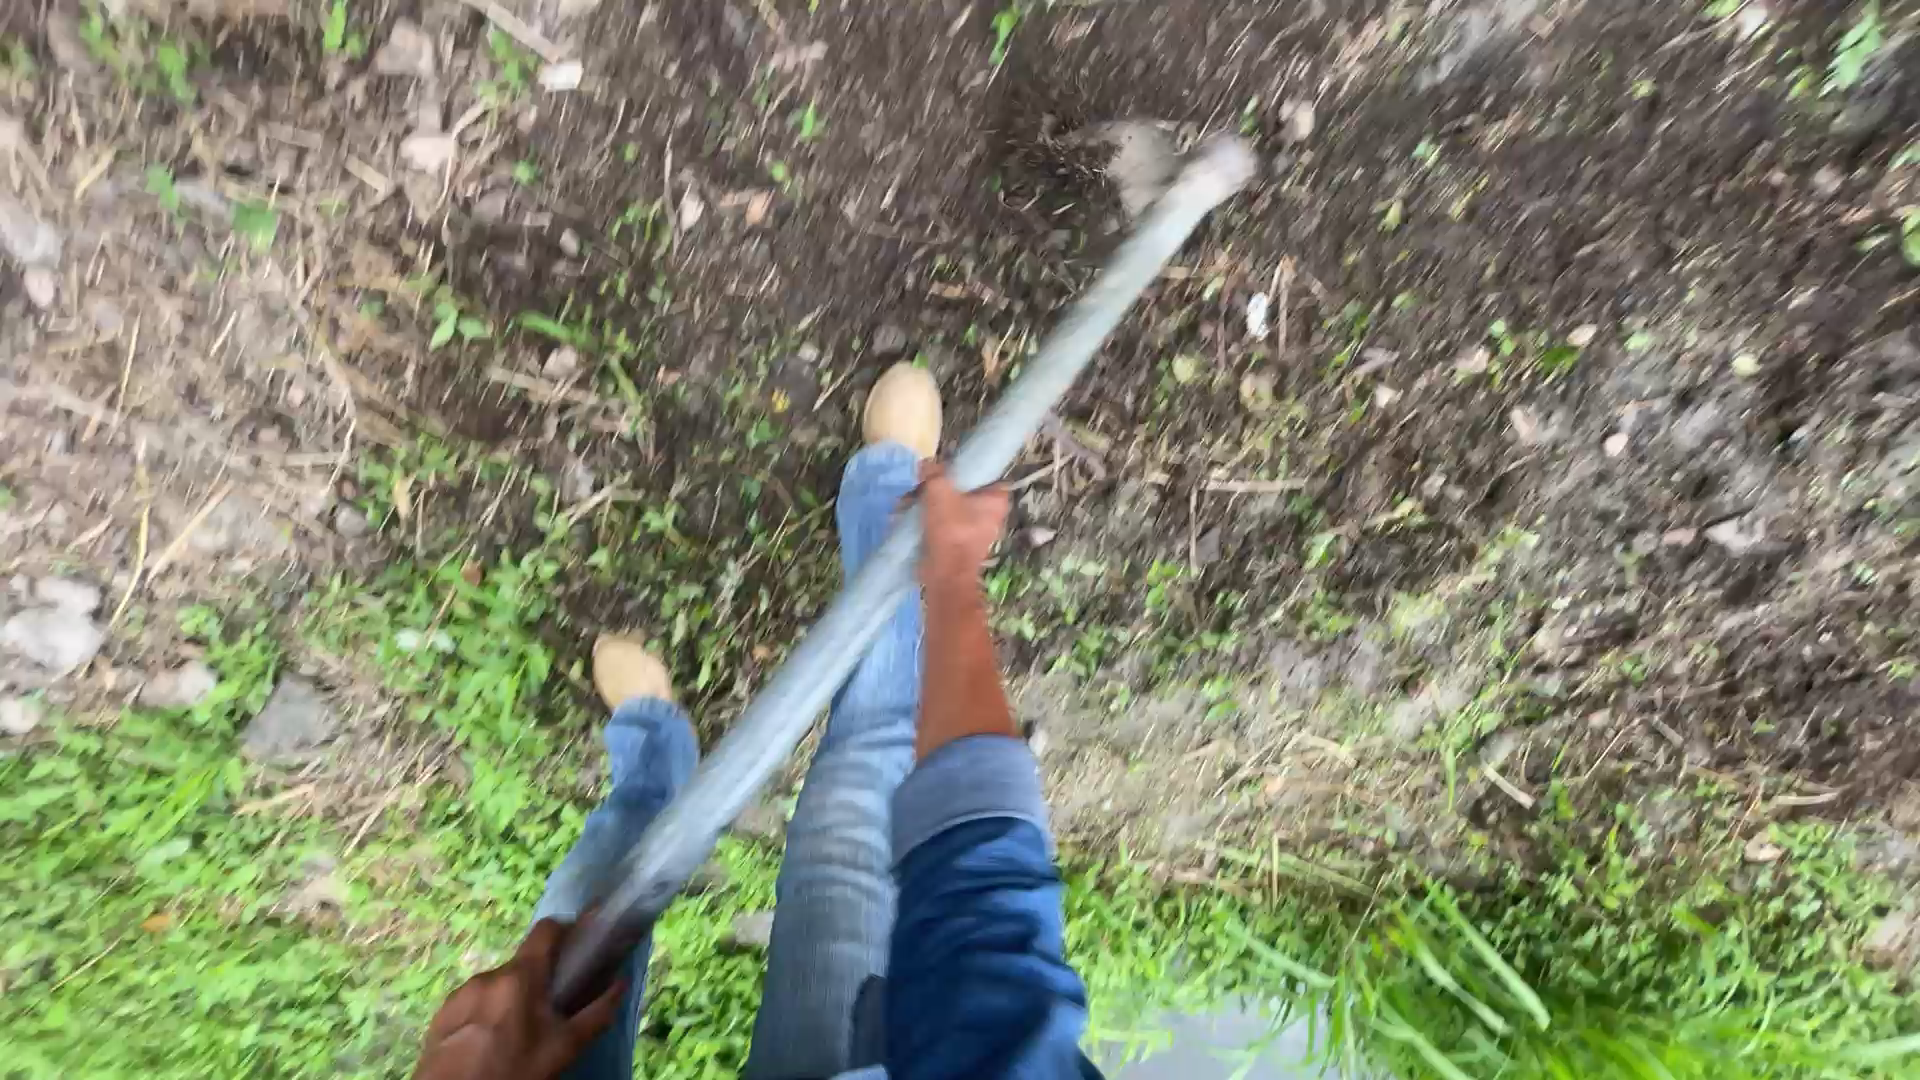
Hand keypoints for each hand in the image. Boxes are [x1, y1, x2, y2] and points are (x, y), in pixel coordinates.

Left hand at [412, 919, 623, 1079]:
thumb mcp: (563, 1049)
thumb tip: (621, 983)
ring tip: (514, 1033)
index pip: (547, 929)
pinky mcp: (437, 1019)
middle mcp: (488, 977)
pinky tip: (486, 1045)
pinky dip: (485, 1013)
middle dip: (538, 979)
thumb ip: (597, 1012)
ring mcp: (458, 997)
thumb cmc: (513, 1073)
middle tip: (547, 1011)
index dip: (566, 931)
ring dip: (510, 997)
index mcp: (519, 976)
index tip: (577, 949)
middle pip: (523, 963)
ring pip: (497, 984)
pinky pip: (472, 1003)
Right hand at [917, 461, 1008, 589]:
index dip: (966, 468)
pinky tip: (905, 516)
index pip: (985, 474)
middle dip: (935, 487)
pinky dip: (926, 519)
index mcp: (996, 500)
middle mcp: (989, 514)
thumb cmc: (951, 530)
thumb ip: (933, 472)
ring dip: (925, 503)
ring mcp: (973, 530)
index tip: (946, 467)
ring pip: (948, 506)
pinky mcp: (957, 542)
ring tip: (905, 504)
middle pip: (961, 489)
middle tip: (917, 486)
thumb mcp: (939, 491)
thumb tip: (926, 463)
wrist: (945, 575)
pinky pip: (941, 523)